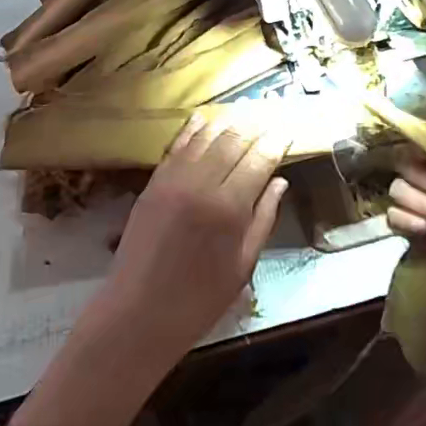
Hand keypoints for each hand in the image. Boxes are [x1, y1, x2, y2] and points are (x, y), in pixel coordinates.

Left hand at [102, 113, 288, 352]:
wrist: (137, 313)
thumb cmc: (199, 300)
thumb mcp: (243, 266)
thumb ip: (263, 219)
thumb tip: (279, 182)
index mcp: (229, 208)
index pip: (260, 160)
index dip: (276, 144)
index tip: (287, 133)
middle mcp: (202, 184)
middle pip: (234, 140)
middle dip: (255, 126)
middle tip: (270, 115)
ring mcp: (173, 180)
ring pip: (205, 136)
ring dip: (227, 122)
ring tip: (244, 112)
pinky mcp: (153, 183)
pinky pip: (177, 146)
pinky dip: (193, 129)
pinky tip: (204, 118)